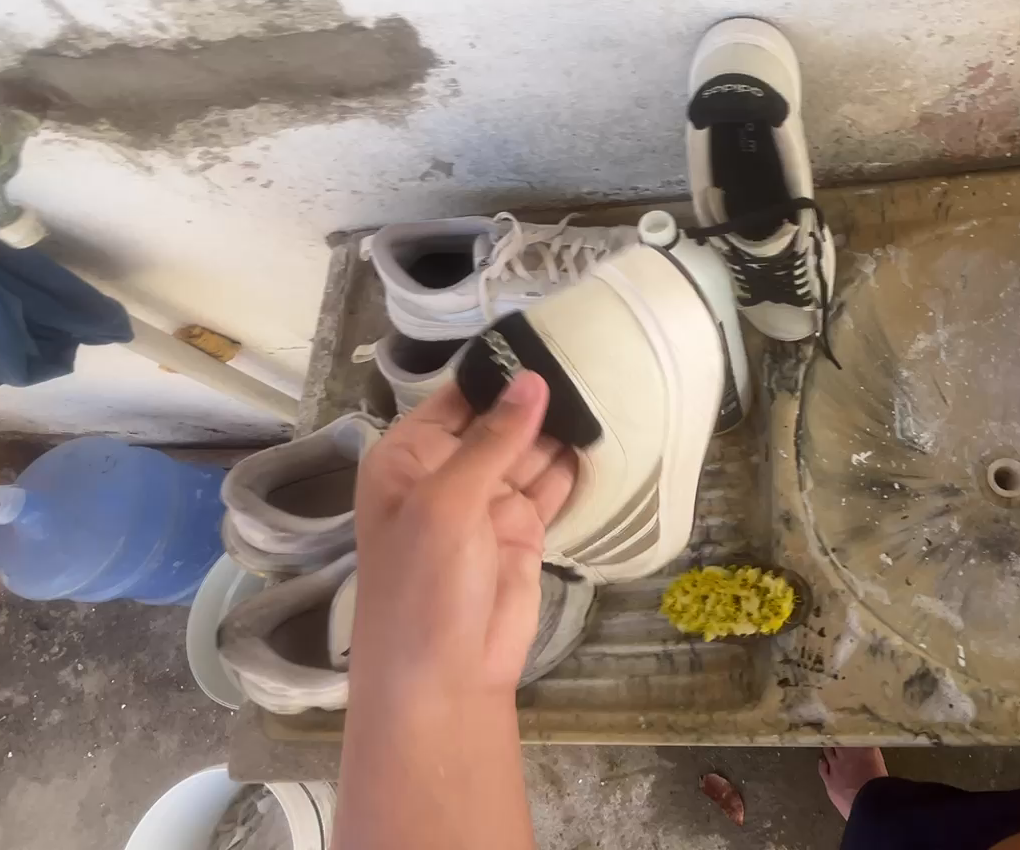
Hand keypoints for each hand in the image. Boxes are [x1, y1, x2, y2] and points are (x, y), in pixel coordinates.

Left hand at [349, 371, 576, 696]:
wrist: (444, 682)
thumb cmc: (422, 586)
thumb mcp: (447, 505)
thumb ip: (493, 441)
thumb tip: (533, 380)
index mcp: (411, 457)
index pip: (458, 398)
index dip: (499, 372)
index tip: (548, 338)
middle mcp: (451, 472)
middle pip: (501, 420)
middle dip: (540, 398)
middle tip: (593, 359)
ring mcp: (490, 500)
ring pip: (532, 449)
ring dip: (562, 428)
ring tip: (608, 388)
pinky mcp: (524, 526)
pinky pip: (553, 484)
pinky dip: (575, 465)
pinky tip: (606, 436)